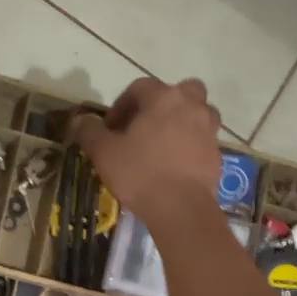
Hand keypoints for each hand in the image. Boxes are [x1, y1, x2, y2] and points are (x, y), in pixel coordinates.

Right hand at [72, 77, 222, 225]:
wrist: (180, 208)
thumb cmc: (139, 174)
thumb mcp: (104, 153)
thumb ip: (90, 132)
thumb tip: (80, 120)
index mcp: (163, 98)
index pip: (140, 88)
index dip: (122, 105)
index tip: (110, 128)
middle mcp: (191, 106)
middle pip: (179, 91)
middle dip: (161, 104)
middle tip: (144, 127)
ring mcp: (208, 130)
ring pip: (197, 113)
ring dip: (182, 121)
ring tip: (163, 144)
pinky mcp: (216, 154)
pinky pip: (202, 141)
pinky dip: (190, 146)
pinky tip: (174, 166)